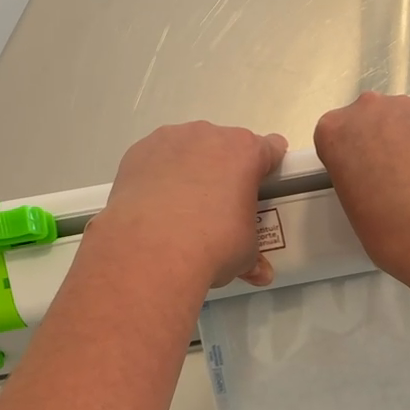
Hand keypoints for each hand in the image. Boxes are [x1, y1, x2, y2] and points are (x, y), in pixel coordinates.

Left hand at [90, 122, 287, 288]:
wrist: (153, 249)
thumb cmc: (214, 245)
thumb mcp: (244, 256)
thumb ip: (255, 257)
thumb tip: (260, 273)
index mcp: (245, 153)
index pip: (270, 148)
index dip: (270, 167)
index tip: (265, 187)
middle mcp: (208, 136)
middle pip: (226, 146)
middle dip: (228, 171)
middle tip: (224, 207)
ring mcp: (171, 139)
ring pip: (190, 149)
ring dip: (193, 170)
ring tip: (186, 209)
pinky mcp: (139, 151)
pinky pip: (158, 159)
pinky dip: (162, 176)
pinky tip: (159, 206)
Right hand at [314, 94, 409, 291]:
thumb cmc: (394, 234)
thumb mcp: (356, 214)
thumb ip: (356, 186)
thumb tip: (375, 188)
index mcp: (335, 134)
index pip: (332, 140)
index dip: (347, 164)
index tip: (359, 184)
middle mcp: (368, 110)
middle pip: (366, 124)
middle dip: (375, 149)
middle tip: (388, 185)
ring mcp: (408, 108)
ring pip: (399, 123)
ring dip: (404, 146)